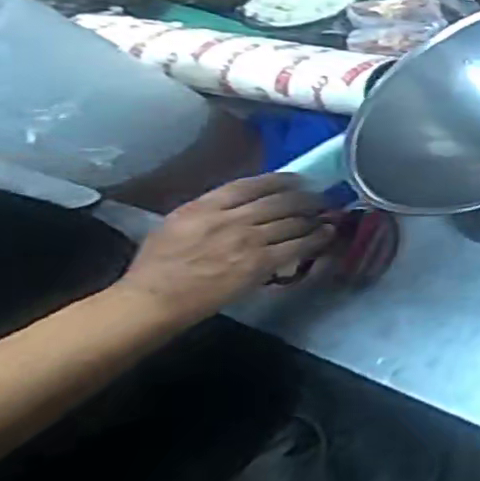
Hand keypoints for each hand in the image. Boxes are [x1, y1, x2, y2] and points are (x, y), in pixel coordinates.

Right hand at [117, 173, 334, 321]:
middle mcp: (230, 219)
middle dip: (308, 198)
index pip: (252, 184)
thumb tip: (247, 201)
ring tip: (327, 217)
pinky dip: (318, 237)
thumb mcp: (177, 224)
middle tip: (322, 200)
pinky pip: (299, 245)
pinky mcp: (261, 262)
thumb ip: (212, 210)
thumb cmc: (158, 266)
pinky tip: (326, 234)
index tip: (300, 180)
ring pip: (295, 221)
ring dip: (316, 218)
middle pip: (282, 201)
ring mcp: (247, 240)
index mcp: (204, 207)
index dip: (283, 180)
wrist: (153, 300)